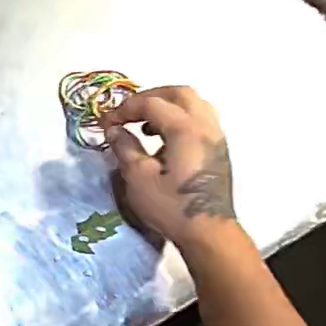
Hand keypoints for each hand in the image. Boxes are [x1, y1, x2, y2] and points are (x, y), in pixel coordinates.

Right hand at [101, 85, 243, 254]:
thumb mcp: (139, 178)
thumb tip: (114, 130)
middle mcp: (205, 126)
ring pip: (194, 104)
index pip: (152, 103)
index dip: (125, 108)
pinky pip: (200, 119)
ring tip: (146, 125)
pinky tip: (163, 140)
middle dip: (150, 97)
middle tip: (128, 112)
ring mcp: (216, 137)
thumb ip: (125, 148)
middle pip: (179, 93)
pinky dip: (180, 118)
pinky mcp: (218, 151)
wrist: (208, 232)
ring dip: (167, 106)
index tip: (107, 123)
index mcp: (186, 129)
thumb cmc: (171, 207)